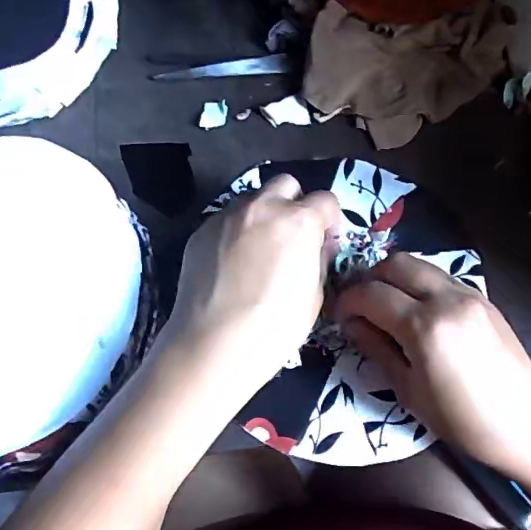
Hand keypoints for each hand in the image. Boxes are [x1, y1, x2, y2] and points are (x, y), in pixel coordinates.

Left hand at [164, 174, 342, 390]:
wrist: (213, 345)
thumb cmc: (275, 327)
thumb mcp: (315, 296)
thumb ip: (319, 259)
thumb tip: (318, 244)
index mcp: (299, 221)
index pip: (326, 200)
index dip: (330, 220)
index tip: (325, 242)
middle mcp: (263, 208)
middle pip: (286, 185)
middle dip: (295, 204)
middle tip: (293, 238)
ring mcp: (227, 216)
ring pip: (253, 200)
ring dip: (263, 216)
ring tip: (260, 252)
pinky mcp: (200, 231)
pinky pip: (227, 220)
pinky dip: (237, 233)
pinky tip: (234, 265)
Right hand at [332, 254, 530, 478]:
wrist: (526, 422)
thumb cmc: (462, 419)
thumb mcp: (409, 390)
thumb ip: (377, 349)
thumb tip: (352, 324)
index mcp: (425, 326)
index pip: (372, 294)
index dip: (347, 302)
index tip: (339, 317)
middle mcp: (447, 299)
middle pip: (396, 264)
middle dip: (370, 279)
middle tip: (360, 305)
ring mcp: (470, 294)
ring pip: (421, 265)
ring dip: (396, 278)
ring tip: (386, 306)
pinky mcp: (484, 298)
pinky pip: (442, 278)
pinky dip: (421, 284)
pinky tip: (417, 311)